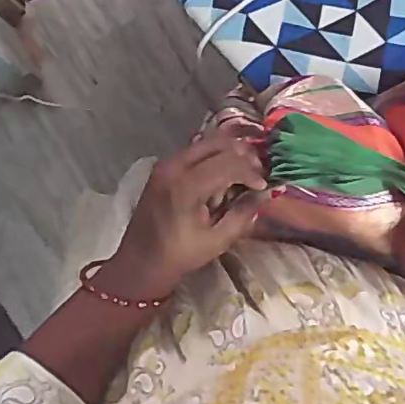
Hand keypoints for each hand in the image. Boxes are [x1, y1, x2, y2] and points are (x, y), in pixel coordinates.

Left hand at [102, 130, 270, 299]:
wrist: (140, 260)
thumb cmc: (179, 254)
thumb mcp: (217, 240)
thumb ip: (243, 213)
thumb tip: (265, 193)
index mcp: (186, 186)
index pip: (228, 163)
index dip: (251, 172)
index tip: (264, 187)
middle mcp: (174, 166)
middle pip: (218, 143)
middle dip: (242, 156)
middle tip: (257, 175)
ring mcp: (166, 162)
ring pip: (207, 143)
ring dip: (229, 154)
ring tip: (242, 175)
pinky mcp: (164, 165)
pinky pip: (195, 150)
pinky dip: (214, 157)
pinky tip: (222, 176)